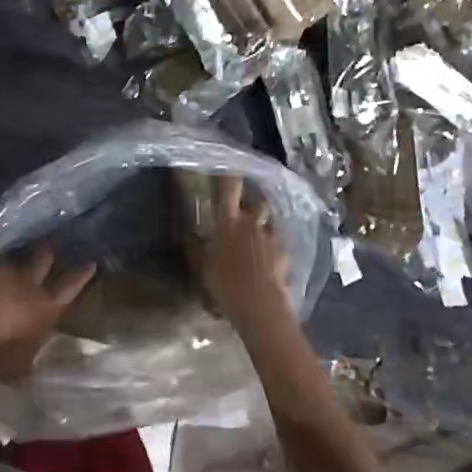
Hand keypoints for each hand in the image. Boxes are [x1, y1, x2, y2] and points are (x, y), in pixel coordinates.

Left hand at [0, 246, 94, 382]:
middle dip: (50, 253)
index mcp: (47, 307)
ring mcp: (5, 275)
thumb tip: (28, 372)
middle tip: (54, 243)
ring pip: (19, 262)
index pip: (71, 288)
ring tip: (23, 255)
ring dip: (22, 259)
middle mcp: (31, 286)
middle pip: (44, 262)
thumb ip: (26, 365)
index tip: (91, 263)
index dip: (82, 276)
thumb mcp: (16, 368)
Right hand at [195, 176, 292, 328]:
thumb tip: (187, 233)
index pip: (229, 187)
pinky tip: (268, 259)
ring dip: (263, 223)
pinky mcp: (284, 251)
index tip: (228, 165)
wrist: (260, 306)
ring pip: (269, 220)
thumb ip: (194, 247)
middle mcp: (252, 222)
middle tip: (243, 211)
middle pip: (256, 200)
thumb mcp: (202, 267)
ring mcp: (271, 236)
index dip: (228, 173)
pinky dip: (272, 246)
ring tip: (256, 236)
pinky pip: (277, 242)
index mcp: (229, 221)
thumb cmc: (225, 285)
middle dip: (251, 202)